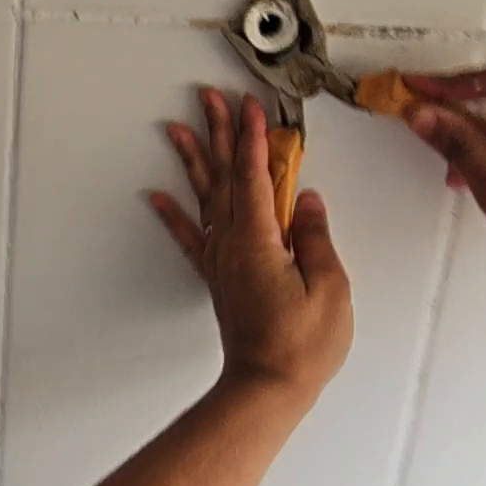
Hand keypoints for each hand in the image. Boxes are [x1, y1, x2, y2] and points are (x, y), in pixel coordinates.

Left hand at [148, 88, 353, 406]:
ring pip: (205, 197)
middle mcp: (231, 243)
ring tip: (179, 128)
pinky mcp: (218, 276)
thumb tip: (306, 202)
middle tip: (210, 98)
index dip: (253, 136)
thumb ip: (315, 238)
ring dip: (195, 159)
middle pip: (225, 175)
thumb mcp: (329, 288)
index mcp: (259, 239)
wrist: (266, 387)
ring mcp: (221, 258)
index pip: (255, 174)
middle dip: (220, 132)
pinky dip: (172, 214)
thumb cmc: (300, 346)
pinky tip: (157, 195)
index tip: (250, 105)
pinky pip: (189, 237)